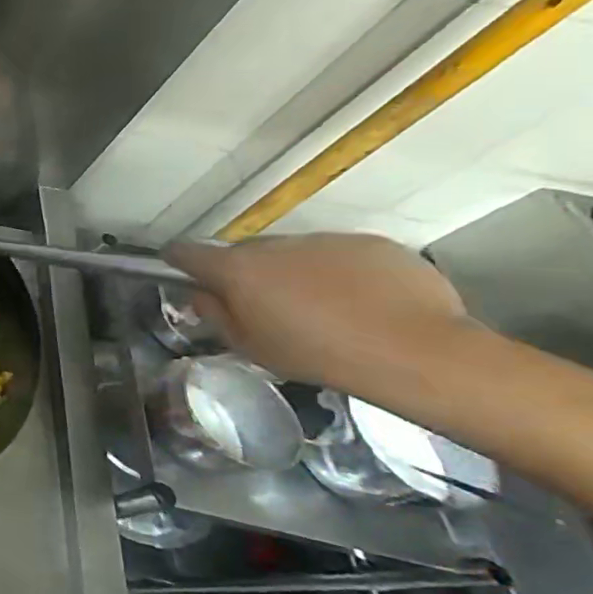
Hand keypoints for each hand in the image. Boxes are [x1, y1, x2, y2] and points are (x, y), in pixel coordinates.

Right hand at [166, 233, 474, 389]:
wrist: (414, 349)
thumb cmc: (317, 354)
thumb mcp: (250, 347)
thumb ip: (216, 315)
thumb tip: (205, 294)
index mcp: (237, 269)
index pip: (187, 252)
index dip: (177, 260)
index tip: (179, 270)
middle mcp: (274, 244)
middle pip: (245, 252)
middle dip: (246, 272)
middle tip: (264, 304)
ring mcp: (324, 239)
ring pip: (293, 253)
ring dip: (294, 272)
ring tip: (322, 307)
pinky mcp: (370, 243)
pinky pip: (339, 255)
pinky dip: (340, 273)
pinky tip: (361, 303)